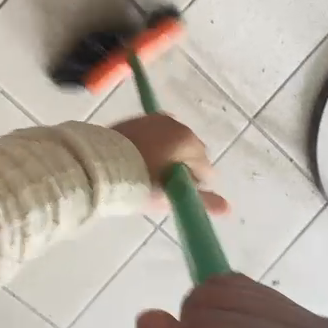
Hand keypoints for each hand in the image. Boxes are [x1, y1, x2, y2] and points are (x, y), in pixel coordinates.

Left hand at [111, 115, 227, 215]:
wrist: (98, 165)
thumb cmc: (139, 182)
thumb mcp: (171, 196)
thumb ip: (202, 201)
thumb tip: (228, 209)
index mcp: (188, 141)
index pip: (205, 169)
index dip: (194, 185)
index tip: (177, 195)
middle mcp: (175, 124)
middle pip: (189, 151)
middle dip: (182, 167)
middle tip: (163, 185)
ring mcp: (153, 119)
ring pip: (171, 141)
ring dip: (167, 155)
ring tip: (149, 173)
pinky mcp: (134, 119)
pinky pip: (153, 135)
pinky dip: (152, 146)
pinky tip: (139, 160)